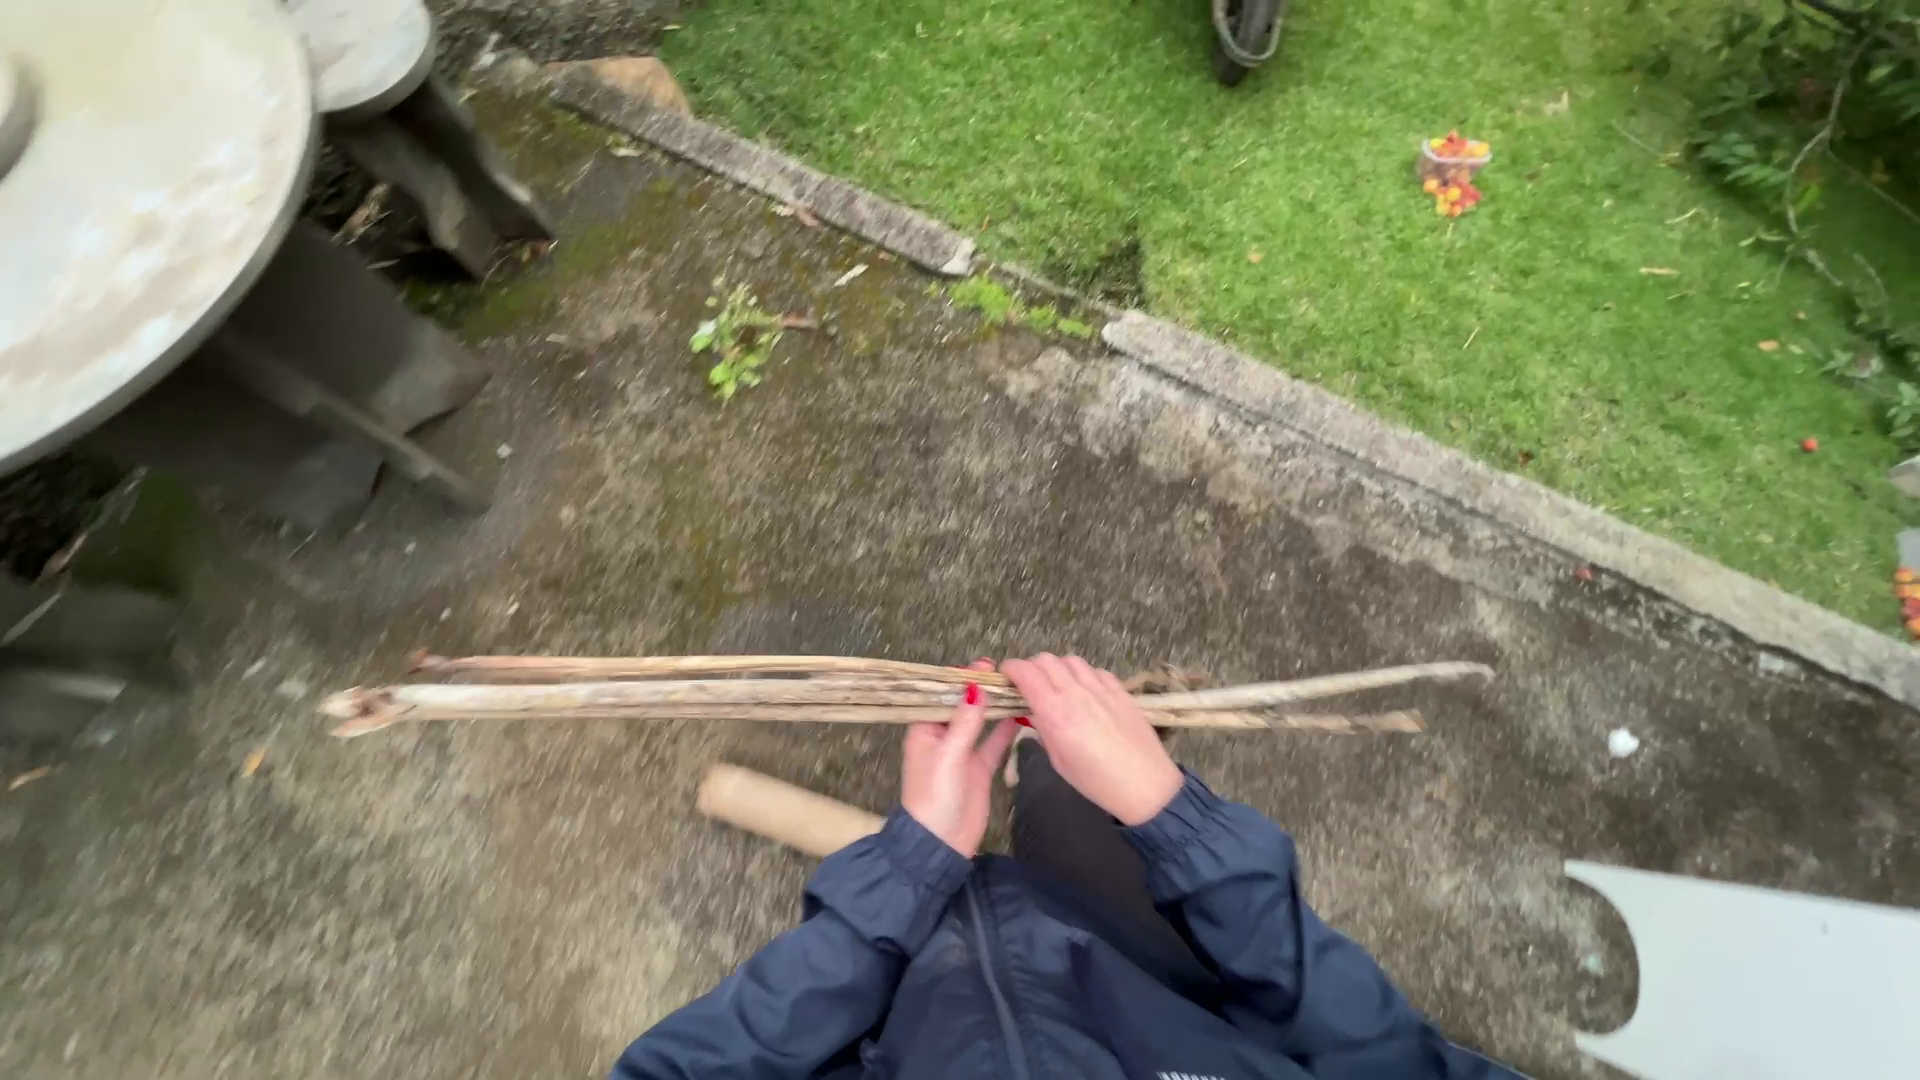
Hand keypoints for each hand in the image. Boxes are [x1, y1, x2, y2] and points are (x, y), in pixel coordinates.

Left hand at [900, 661, 1019, 857]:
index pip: (943, 696)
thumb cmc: (935, 796)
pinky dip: (1006, 730)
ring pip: (981, 722)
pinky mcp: (979, 768)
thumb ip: (965, 722)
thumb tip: (975, 686)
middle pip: (964, 705)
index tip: (984, 666)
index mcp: (925, 730)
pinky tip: (1023, 715)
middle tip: (1007, 672)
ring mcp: (962, 752)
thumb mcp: (948, 755)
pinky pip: (994, 743)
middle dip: (982, 689)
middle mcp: (942, 736)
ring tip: (1017, 687)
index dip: (961, 679)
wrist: (940, 844)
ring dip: (996, 706)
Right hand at [1001, 654, 1183, 825]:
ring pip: (1070, 660)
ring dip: (1058, 668)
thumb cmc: (1096, 782)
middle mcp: (1076, 693)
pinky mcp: (1120, 690)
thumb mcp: (1058, 761)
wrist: (1145, 786)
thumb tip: (1033, 711)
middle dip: (1031, 667)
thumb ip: (1043, 729)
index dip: (1011, 669)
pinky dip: (1083, 675)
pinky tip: (1086, 692)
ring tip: (1058, 686)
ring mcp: (1101, 688)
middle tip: (1030, 684)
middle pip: (1045, 659)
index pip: (1025, 672)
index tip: (1006, 677)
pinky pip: (1095, 670)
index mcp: (1055, 712)